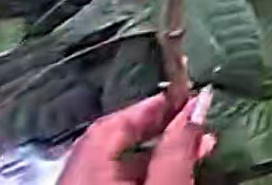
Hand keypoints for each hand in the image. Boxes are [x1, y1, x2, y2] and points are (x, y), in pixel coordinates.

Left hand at [59, 88, 216, 184]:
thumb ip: (180, 144)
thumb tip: (201, 100)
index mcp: (86, 172)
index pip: (111, 123)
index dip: (152, 104)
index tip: (190, 96)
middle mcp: (70, 180)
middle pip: (110, 139)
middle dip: (157, 124)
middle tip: (195, 119)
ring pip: (111, 160)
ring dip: (154, 147)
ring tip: (193, 147)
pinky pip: (106, 177)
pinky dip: (139, 168)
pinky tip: (166, 170)